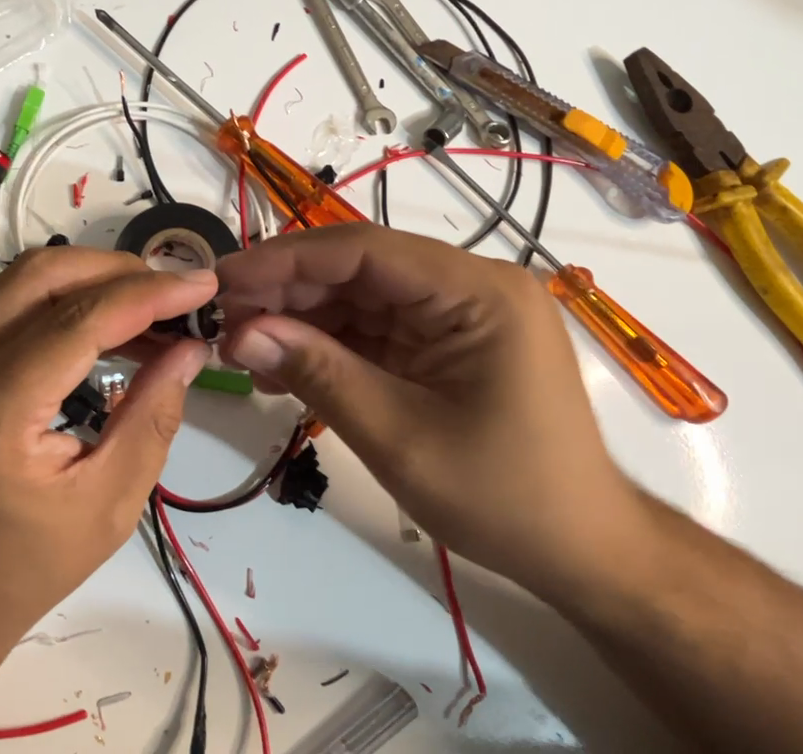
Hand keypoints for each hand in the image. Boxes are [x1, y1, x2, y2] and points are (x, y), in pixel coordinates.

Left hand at [0, 247, 214, 663]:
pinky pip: (6, 303)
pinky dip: (60, 298)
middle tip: (175, 293)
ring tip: (149, 306)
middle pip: (42, 276)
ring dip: (89, 278)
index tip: (202, 285)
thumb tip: (191, 347)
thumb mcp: (110, 503)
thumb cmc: (30, 565)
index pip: (79, 321)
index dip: (148, 294)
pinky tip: (103, 324)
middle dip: (117, 271)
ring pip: (22, 279)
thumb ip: (152, 417)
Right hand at [214, 224, 644, 594]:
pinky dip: (328, 347)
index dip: (286, 260)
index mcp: (478, 292)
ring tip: (241, 349)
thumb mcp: (399, 436)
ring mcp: (459, 315)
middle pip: (359, 269)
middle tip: (220, 320)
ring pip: (360, 298)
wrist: (581, 551)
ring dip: (300, 320)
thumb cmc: (502, 497)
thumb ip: (319, 373)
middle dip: (287, 292)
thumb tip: (238, 332)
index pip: (365, 250)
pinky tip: (282, 369)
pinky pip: (375, 330)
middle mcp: (471, 287)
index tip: (223, 281)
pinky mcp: (447, 344)